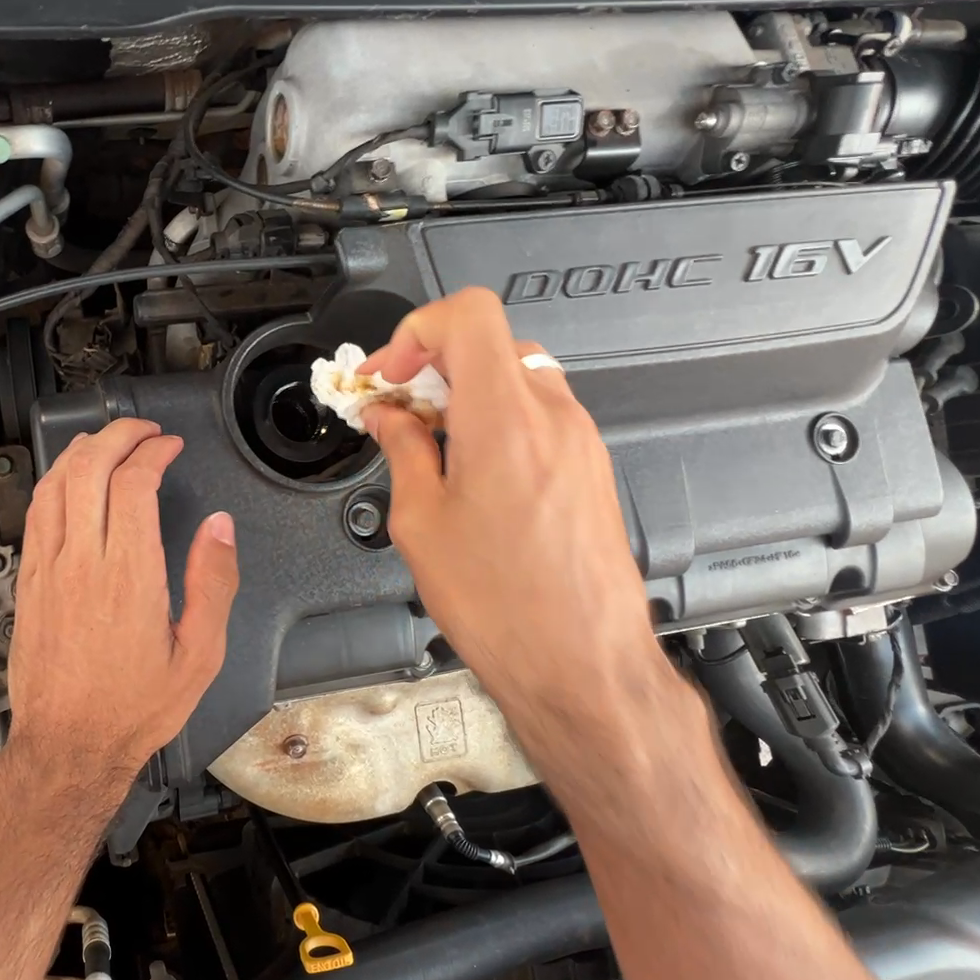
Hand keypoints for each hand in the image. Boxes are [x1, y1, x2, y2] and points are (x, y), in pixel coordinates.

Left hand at [8, 418, 239, 785]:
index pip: (134, 483)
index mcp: (129, 575)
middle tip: (142, 431)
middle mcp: (83, 563)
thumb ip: (213, 582)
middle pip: (89, 468)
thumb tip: (219, 527)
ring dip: (81, 450)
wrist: (70, 746)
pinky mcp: (28, 582)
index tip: (169, 446)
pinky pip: (35, 513)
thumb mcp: (200, 654)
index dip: (153, 451)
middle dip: (117, 435)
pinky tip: (68, 478)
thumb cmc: (132, 708)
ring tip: (106, 441)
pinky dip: (54, 481)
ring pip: (56, 483)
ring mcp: (48, 569)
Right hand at [360, 289, 663, 755]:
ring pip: (513, 375)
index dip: (414, 331)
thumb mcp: (421, 523)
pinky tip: (466, 466)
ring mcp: (579, 440)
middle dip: (429, 364)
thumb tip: (390, 417)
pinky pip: (537, 412)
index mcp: (502, 419)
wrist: (582, 664)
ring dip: (462, 392)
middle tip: (393, 405)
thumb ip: (403, 450)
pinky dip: (495, 418)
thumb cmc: (506, 606)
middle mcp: (551, 417)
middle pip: (487, 341)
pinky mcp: (590, 466)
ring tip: (426, 442)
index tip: (389, 374)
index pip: (466, 315)